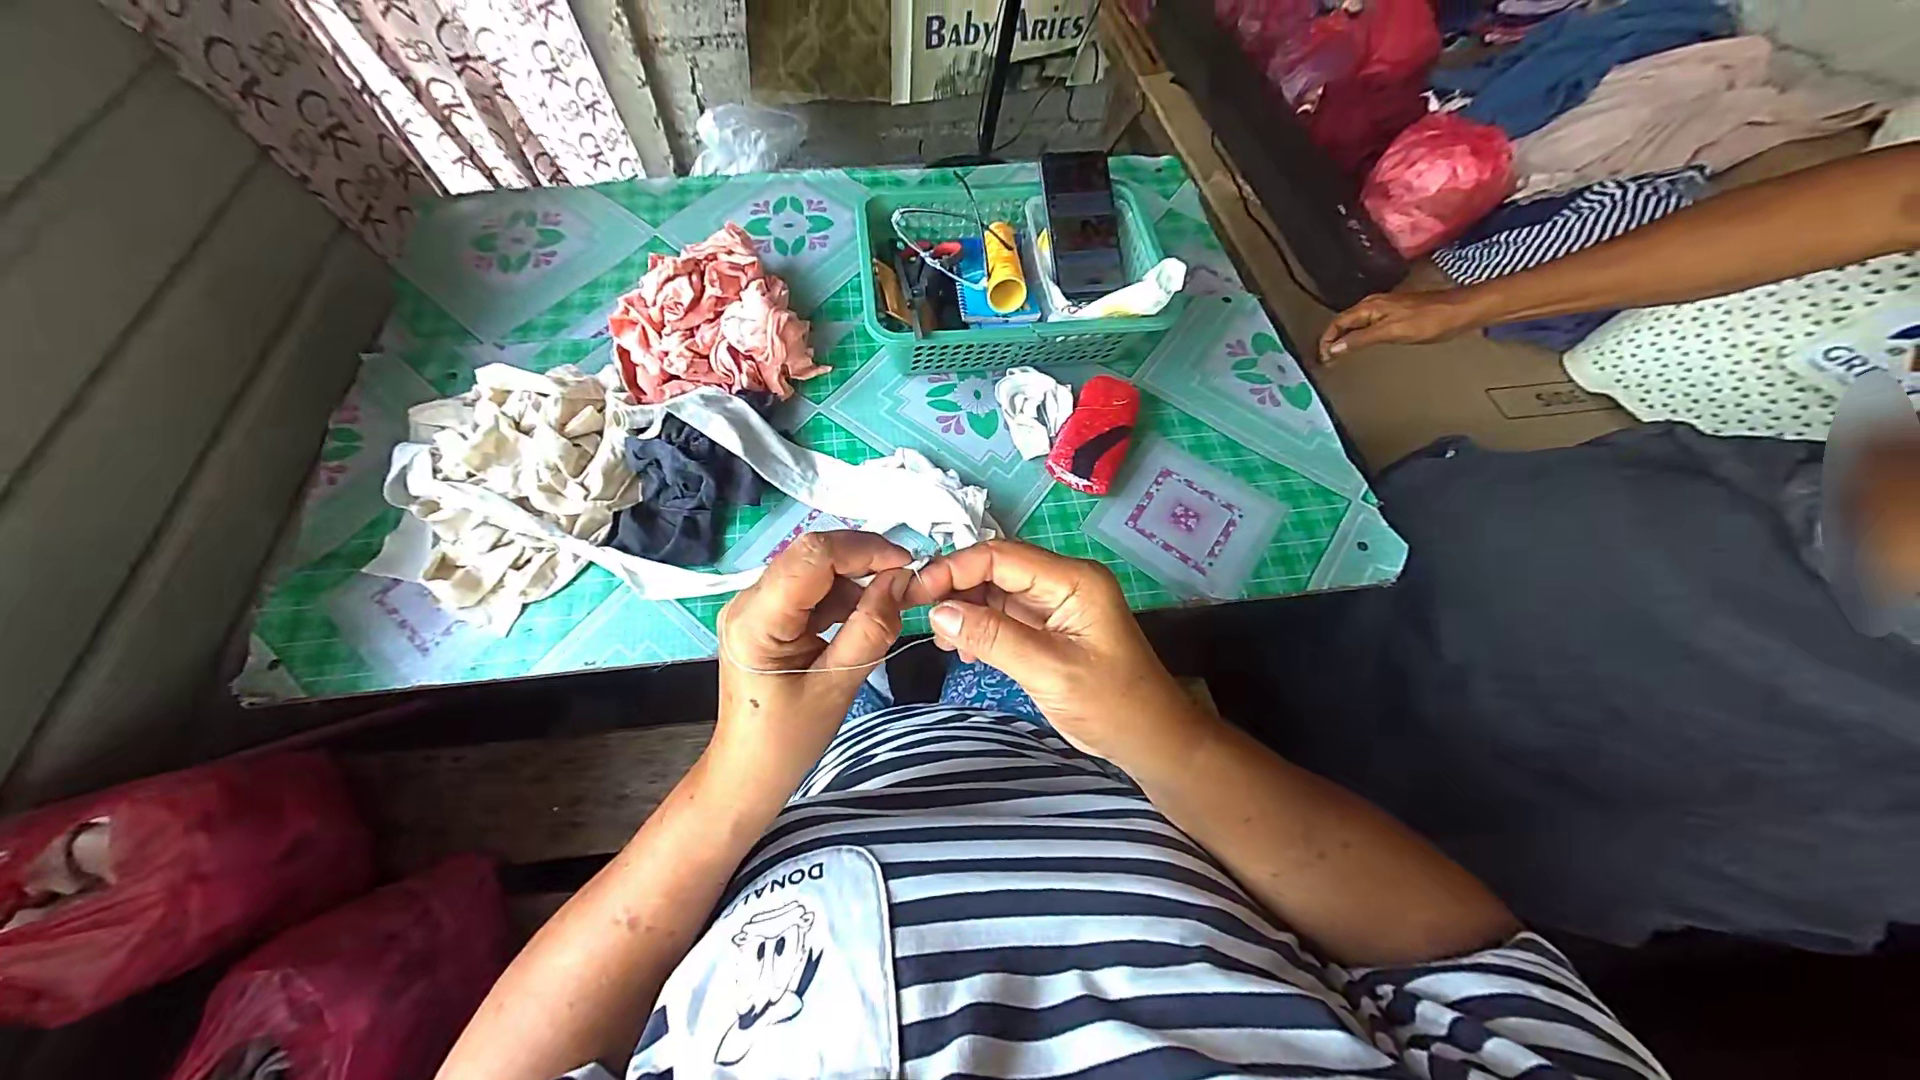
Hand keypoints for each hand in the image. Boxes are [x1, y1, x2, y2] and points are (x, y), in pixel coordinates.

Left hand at [712, 531, 914, 792]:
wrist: (750, 769)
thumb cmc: (786, 739)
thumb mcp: (838, 685)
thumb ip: (871, 629)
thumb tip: (901, 581)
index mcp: (756, 620)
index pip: (812, 556)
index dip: (863, 550)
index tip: (905, 565)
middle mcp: (749, 601)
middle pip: (814, 555)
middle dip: (865, 561)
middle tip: (906, 582)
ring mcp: (758, 605)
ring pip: (818, 569)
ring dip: (859, 580)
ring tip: (892, 604)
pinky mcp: (771, 614)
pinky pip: (815, 589)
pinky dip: (847, 595)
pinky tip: (867, 614)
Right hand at [907, 540, 1214, 766]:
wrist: (1152, 740)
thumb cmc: (1112, 705)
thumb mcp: (1049, 671)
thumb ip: (993, 637)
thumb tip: (938, 612)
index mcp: (1073, 579)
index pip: (1002, 556)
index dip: (955, 568)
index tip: (918, 591)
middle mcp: (1063, 582)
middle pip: (997, 569)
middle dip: (957, 588)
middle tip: (922, 615)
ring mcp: (1056, 605)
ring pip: (997, 592)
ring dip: (966, 609)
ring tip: (942, 639)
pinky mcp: (1049, 627)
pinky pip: (1005, 616)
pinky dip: (980, 627)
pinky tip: (964, 646)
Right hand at [1318, 288, 1486, 361]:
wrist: (1463, 310)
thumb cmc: (1430, 320)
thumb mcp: (1390, 332)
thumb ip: (1359, 340)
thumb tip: (1334, 349)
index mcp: (1369, 307)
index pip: (1336, 324)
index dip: (1326, 341)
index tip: (1322, 359)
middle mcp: (1373, 304)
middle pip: (1342, 323)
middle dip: (1331, 341)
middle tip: (1325, 360)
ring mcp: (1385, 308)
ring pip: (1353, 325)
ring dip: (1343, 340)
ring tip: (1337, 355)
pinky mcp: (1395, 314)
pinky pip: (1366, 326)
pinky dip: (1356, 337)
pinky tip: (1358, 346)